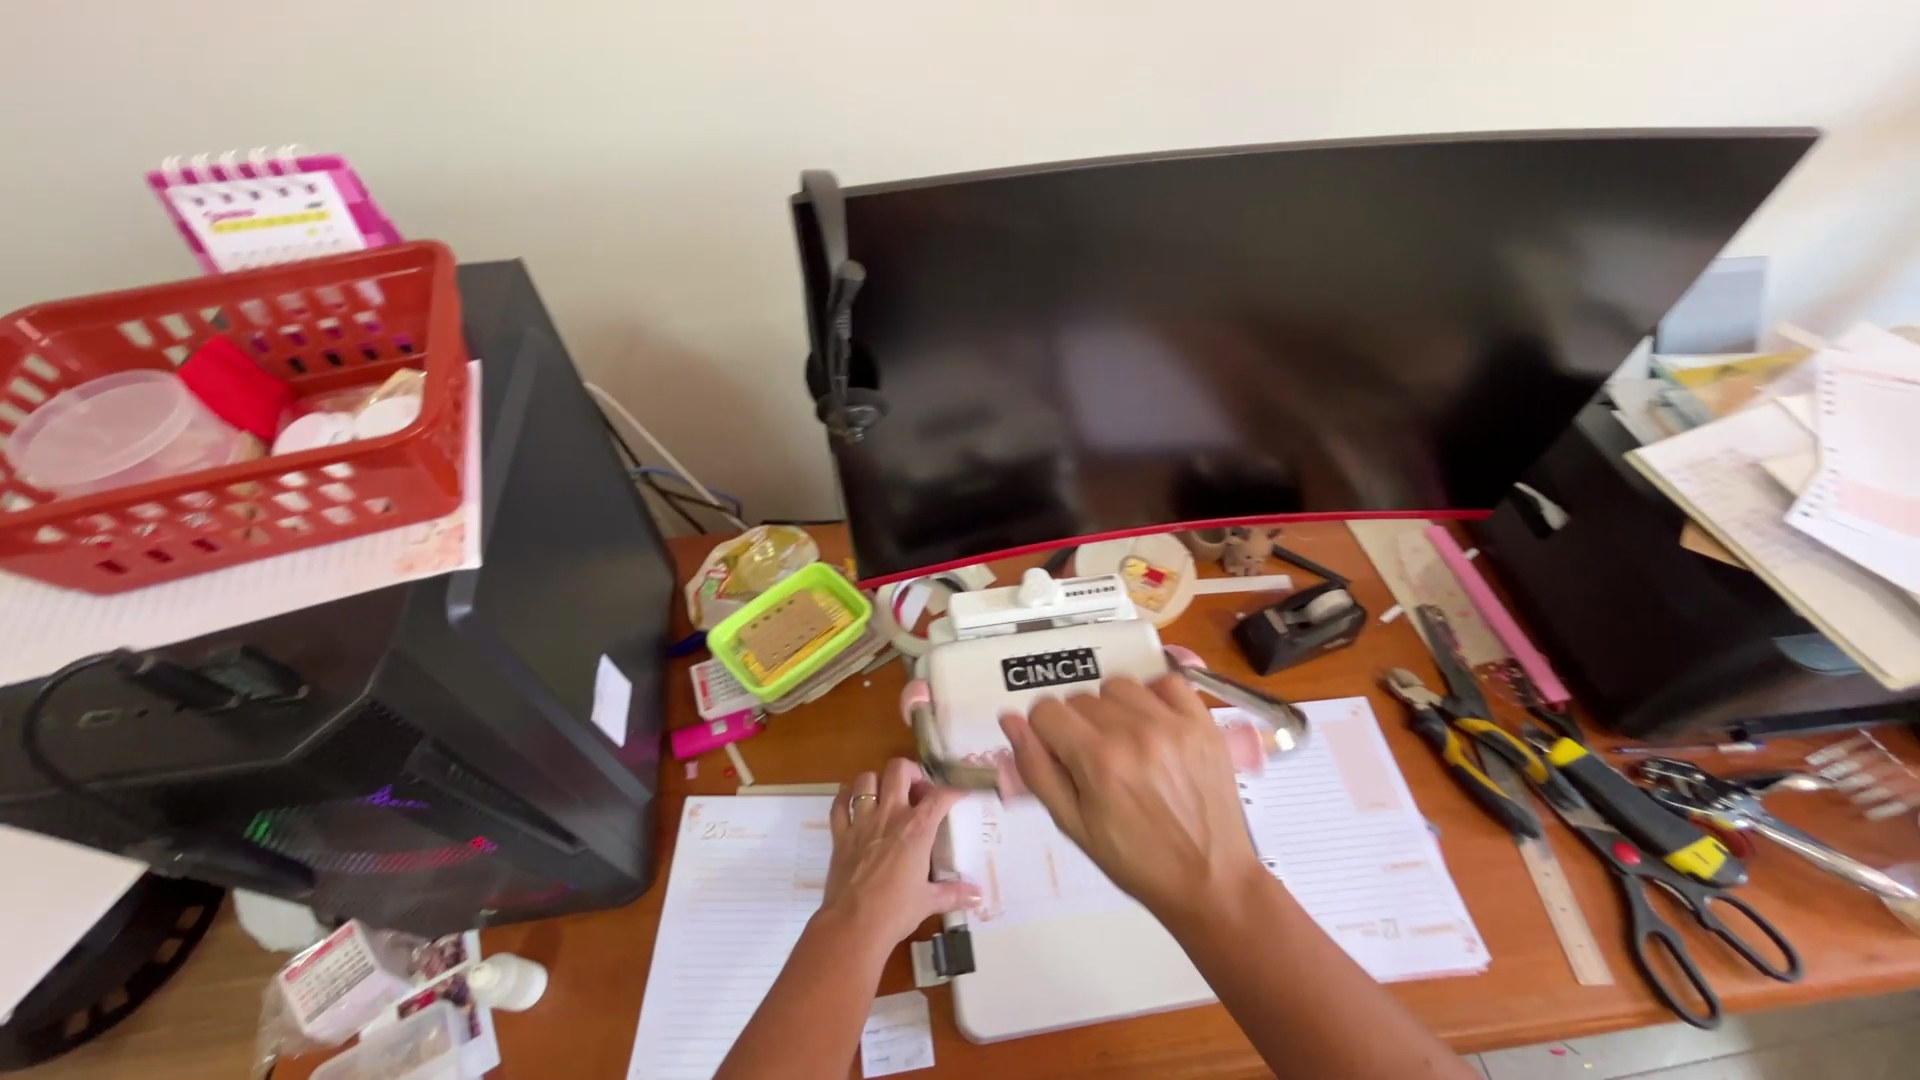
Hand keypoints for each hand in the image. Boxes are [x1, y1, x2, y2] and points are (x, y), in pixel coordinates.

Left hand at [820, 759, 981, 948]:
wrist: (853, 925)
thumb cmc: (895, 911)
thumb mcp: (929, 901)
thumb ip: (954, 893)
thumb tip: (978, 896)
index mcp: (916, 829)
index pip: (939, 796)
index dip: (953, 790)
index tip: (960, 794)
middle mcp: (889, 815)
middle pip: (898, 770)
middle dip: (911, 772)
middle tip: (917, 790)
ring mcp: (862, 821)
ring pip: (866, 780)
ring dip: (878, 781)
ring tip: (886, 794)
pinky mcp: (840, 834)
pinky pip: (839, 804)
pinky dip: (845, 797)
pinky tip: (853, 802)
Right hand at [999, 674, 1262, 920]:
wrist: (1210, 880)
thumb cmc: (1135, 860)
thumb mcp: (1073, 825)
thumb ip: (1036, 769)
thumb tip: (1009, 720)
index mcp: (1097, 759)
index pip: (1046, 710)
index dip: (1044, 732)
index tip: (1060, 756)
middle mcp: (1133, 731)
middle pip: (1080, 699)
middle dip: (1077, 726)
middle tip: (1095, 763)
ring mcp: (1172, 724)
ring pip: (1118, 685)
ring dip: (1112, 707)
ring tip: (1124, 742)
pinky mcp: (1202, 723)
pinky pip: (1167, 682)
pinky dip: (1154, 695)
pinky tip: (1153, 723)